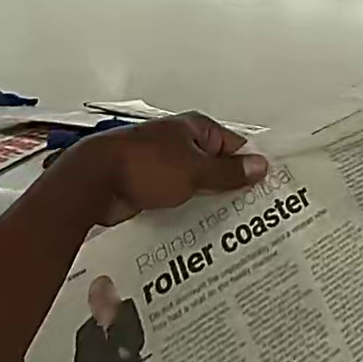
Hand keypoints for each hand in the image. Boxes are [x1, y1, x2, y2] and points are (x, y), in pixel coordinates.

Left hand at [64, 112, 268, 226]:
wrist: (94, 181)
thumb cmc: (145, 166)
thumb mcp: (195, 171)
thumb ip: (228, 172)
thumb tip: (261, 165)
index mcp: (196, 128)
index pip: (235, 146)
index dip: (250, 167)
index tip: (267, 192)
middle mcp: (182, 142)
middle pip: (215, 166)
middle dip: (230, 189)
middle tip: (253, 218)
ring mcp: (164, 164)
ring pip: (196, 185)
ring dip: (207, 203)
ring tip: (232, 230)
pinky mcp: (149, 185)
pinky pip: (177, 199)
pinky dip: (186, 211)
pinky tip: (200, 233)